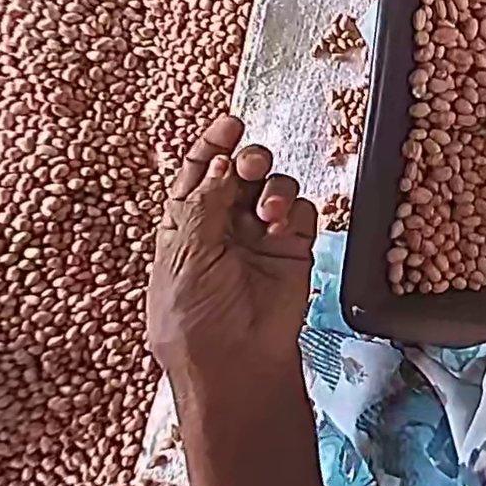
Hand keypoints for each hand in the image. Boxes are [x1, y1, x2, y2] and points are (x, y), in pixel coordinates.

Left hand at [147, 114, 317, 385]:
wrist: (239, 361)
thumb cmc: (196, 319)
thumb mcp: (183, 256)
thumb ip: (203, 203)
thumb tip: (222, 162)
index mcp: (188, 223)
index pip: (199, 172)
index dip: (213, 145)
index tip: (230, 124)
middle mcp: (225, 224)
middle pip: (241, 172)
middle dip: (248, 160)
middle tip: (251, 166)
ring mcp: (262, 234)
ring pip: (274, 186)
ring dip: (273, 188)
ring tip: (269, 210)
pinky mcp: (294, 246)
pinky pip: (302, 210)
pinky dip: (295, 210)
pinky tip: (284, 227)